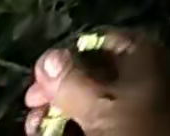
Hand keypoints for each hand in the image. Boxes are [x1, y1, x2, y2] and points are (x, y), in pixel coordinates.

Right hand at [24, 30, 169, 135]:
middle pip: (88, 70)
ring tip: (35, 125)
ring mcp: (136, 96)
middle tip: (31, 108)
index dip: (61, 59)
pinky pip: (100, 116)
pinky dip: (77, 122)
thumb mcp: (101, 106)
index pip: (91, 41)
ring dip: (63, 109)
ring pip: (91, 96)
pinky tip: (55, 131)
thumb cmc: (138, 128)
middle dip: (58, 88)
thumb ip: (72, 82)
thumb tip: (46, 58)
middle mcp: (136, 68)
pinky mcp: (133, 122)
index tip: (36, 81)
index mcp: (135, 50)